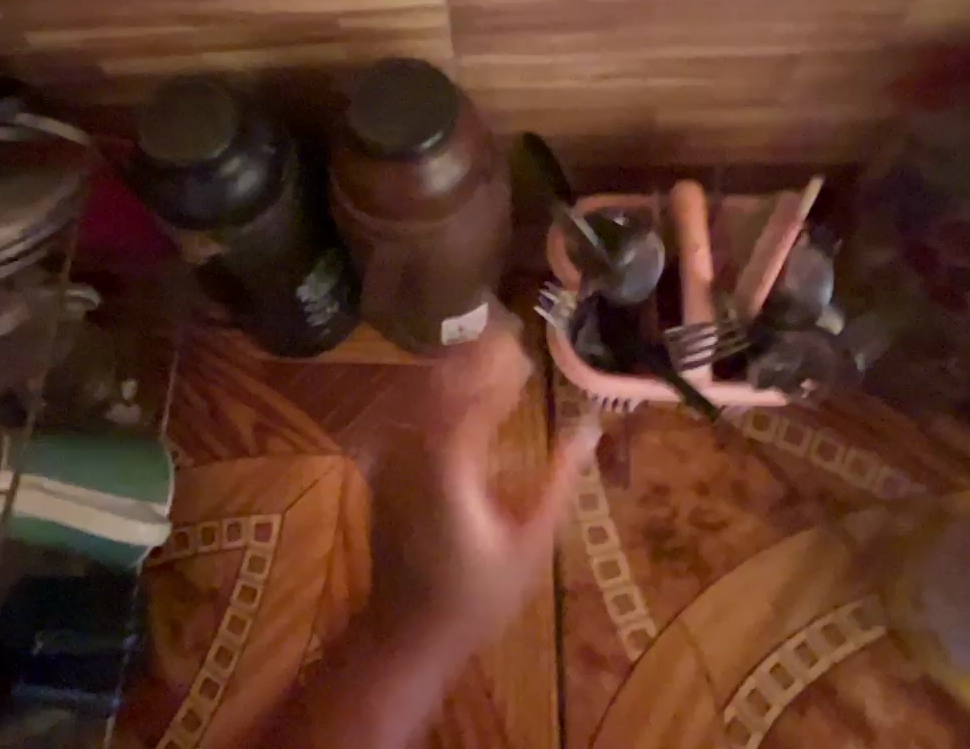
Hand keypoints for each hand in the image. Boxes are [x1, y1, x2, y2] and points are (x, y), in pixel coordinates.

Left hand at [369, 312, 599, 656]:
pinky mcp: (382, 467)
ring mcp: (392, 457)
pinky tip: (450, 387)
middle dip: (472, 356)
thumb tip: (588, 430)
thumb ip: (559, 481)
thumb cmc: (477, 596)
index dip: (497, 367)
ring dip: (450, 368)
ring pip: (418, 393)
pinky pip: (404, 413)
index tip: (522, 349)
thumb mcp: (530, 544)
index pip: (475, 396)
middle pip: (440, 383)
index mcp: (453, 467)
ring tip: (483, 354)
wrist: (406, 631)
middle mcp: (415, 450)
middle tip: (505, 338)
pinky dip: (430, 391)